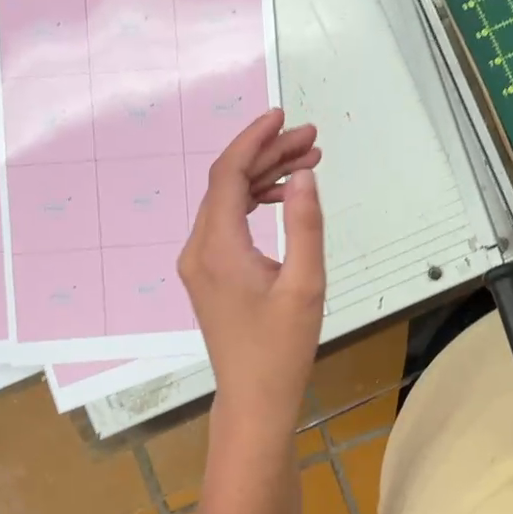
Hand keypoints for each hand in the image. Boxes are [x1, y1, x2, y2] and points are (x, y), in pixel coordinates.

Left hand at [178, 108, 325, 419]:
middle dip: (269, 153)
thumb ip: (304, 224)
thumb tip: (303, 173)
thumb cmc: (282, 346)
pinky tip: (286, 196)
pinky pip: (230, 220)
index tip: (282, 114)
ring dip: (266, 176)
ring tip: (309, 160)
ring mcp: (201, 261)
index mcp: (218, 247)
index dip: (253, 139)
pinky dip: (257, 200)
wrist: (254, 398)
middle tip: (313, 137)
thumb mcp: (305, 283)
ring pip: (229, 199)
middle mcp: (200, 248)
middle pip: (228, 183)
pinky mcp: (210, 272)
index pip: (228, 175)